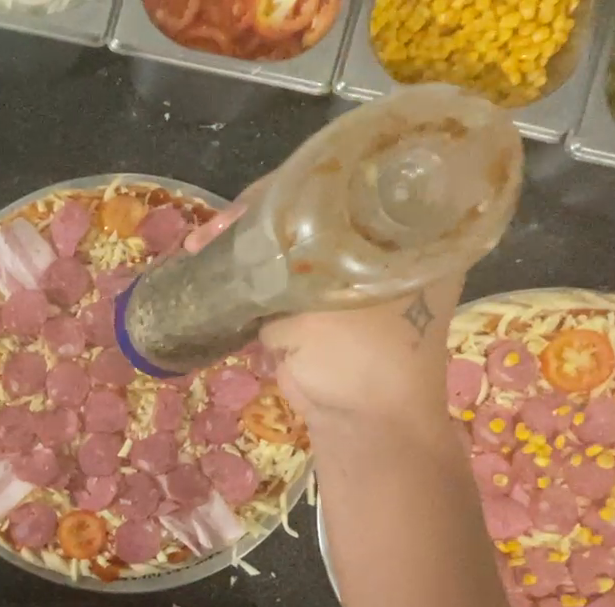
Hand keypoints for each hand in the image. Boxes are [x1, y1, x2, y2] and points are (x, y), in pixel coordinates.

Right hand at [185, 177, 462, 433]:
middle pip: (311, 208)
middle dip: (257, 217)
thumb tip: (243, 249)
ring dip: (246, 245)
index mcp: (412, 224)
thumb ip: (290, 267)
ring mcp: (347, 275)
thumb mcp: (329, 296)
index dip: (291, 182)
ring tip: (202, 247)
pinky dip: (249, 274)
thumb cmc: (366, 354)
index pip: (347, 176)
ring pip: (290, 242)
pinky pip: (280, 277)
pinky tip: (216, 269)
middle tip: (213, 230)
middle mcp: (382, 242)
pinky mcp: (319, 306)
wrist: (362, 422)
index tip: (246, 204)